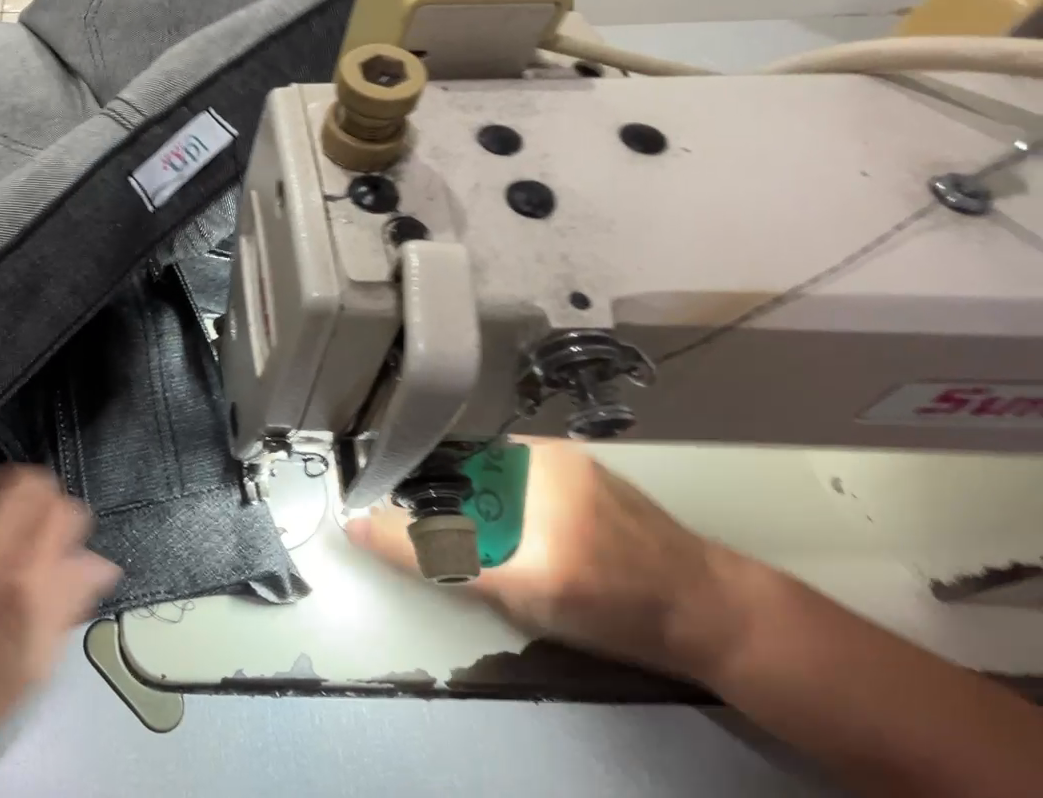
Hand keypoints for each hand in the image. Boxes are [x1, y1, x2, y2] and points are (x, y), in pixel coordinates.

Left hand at [0, 466, 120, 797]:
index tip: (69, 540)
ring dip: (6, 499)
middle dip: (43, 500)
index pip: (64, 511)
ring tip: (5, 530)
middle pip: (28, 483)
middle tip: (40, 528)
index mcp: (21, 584)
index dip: (73, 521)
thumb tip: (97, 561)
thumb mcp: (36, 663)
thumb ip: (70, 600)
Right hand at [348, 440, 754, 683]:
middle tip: (433, 548)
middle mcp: (546, 452)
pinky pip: (520, 499)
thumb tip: (355, 525)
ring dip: (472, 521)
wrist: (718, 622)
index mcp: (530, 458)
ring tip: (481, 559)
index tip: (371, 504)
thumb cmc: (616, 598)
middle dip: (440, 508)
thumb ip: (431, 553)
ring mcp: (569, 470)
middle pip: (461, 472)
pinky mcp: (585, 491)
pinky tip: (520, 557)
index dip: (403, 479)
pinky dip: (504, 523)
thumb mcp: (514, 583)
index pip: (440, 456)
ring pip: (489, 490)